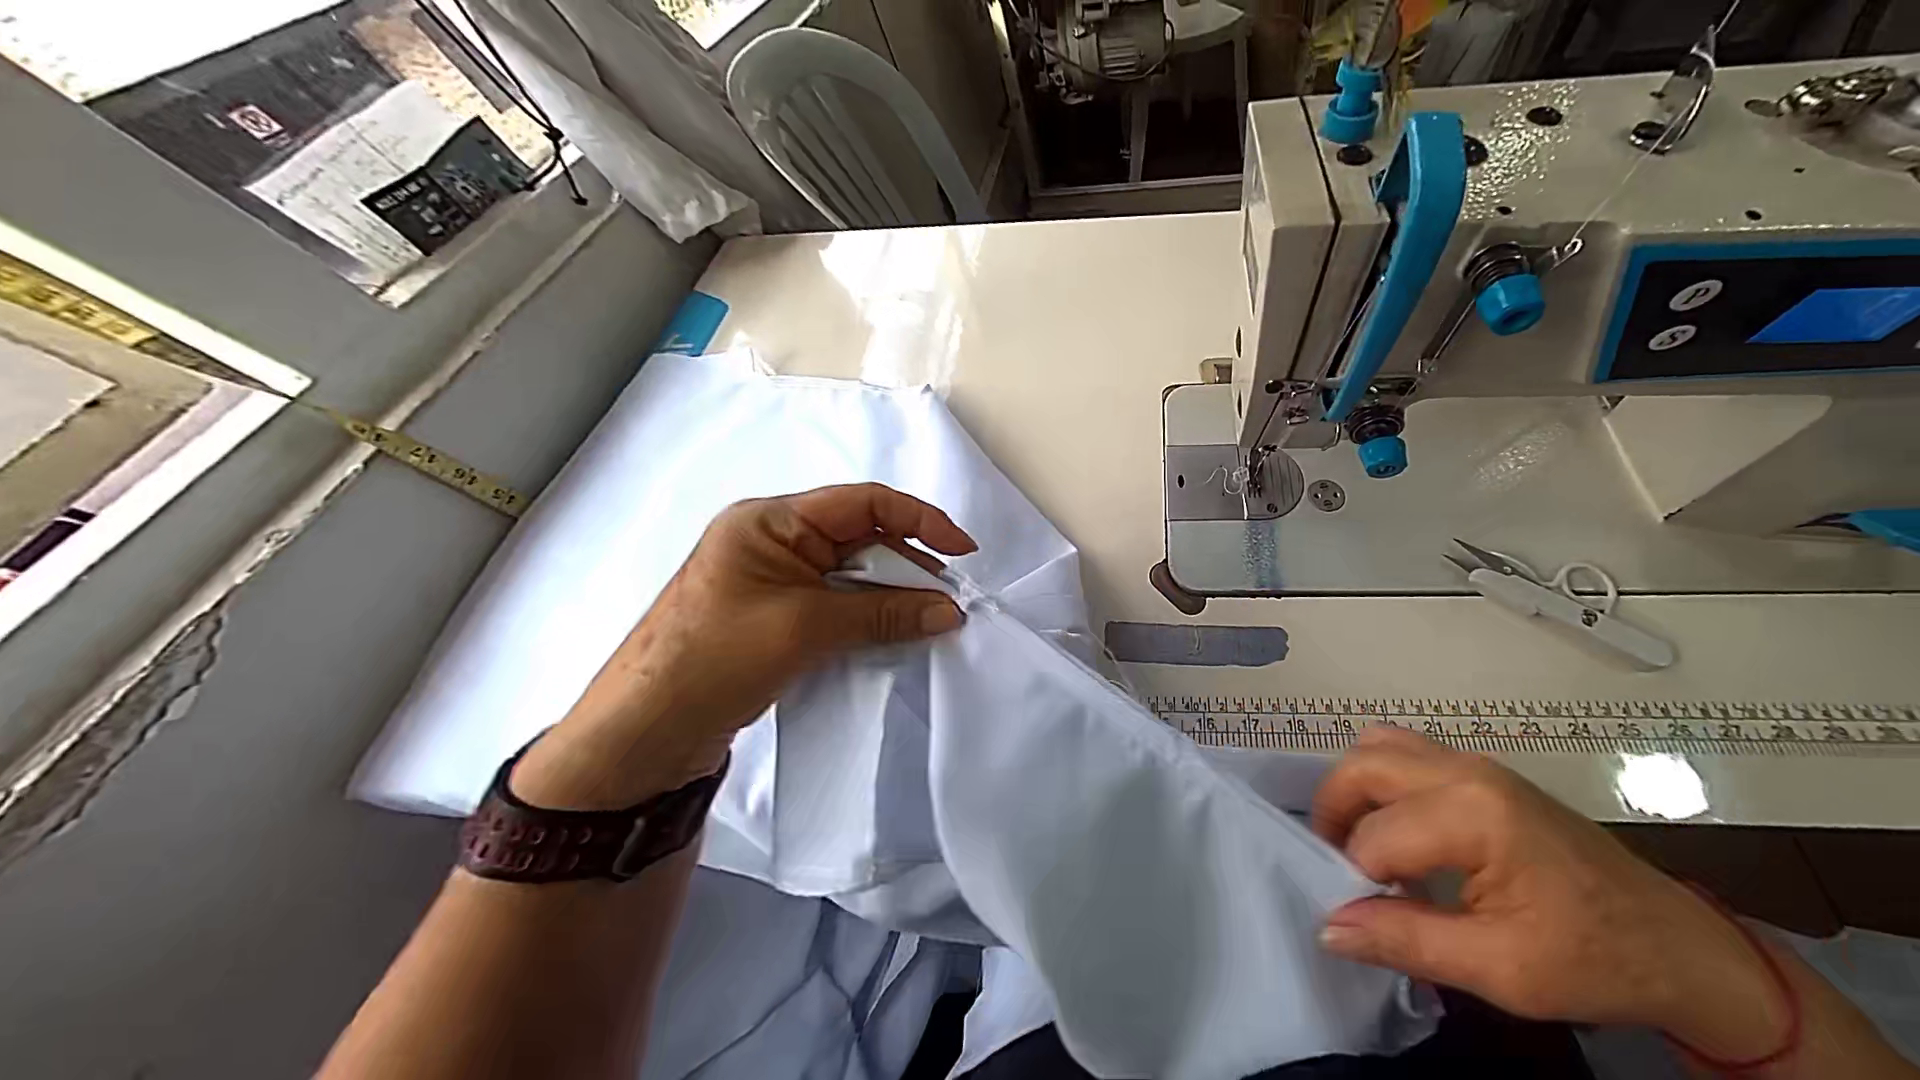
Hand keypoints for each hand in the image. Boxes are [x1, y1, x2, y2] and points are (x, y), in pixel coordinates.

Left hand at [512, 484, 974, 809]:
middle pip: (858, 538)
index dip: (918, 520)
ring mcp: (773, 580)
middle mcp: (773, 541)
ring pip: (849, 574)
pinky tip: (892, 633)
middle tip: (947, 599)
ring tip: (929, 619)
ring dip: (889, 593)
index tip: (962, 551)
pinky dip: (867, 615)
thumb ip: (882, 614)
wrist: (645, 732)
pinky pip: (834, 603)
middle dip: (907, 563)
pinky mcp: (775, 616)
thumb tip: (948, 611)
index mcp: (770, 521)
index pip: (861, 503)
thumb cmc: (715, 659)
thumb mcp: (805, 628)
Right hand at [1313, 727, 1790, 1060]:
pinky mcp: (1482, 772)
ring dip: (1356, 791)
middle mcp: (1466, 772)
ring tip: (1365, 843)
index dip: (1356, 880)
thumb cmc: (1597, 962)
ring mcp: (1475, 765)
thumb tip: (1328, 927)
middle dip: (1334, 815)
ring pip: (1376, 748)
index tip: (1365, 916)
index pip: (1375, 838)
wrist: (1686, 952)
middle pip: (1361, 768)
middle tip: (1343, 868)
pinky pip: (1404, 752)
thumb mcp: (1499, 970)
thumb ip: (1404, 940)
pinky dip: (1381, 781)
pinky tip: (1399, 828)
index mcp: (1474, 815)